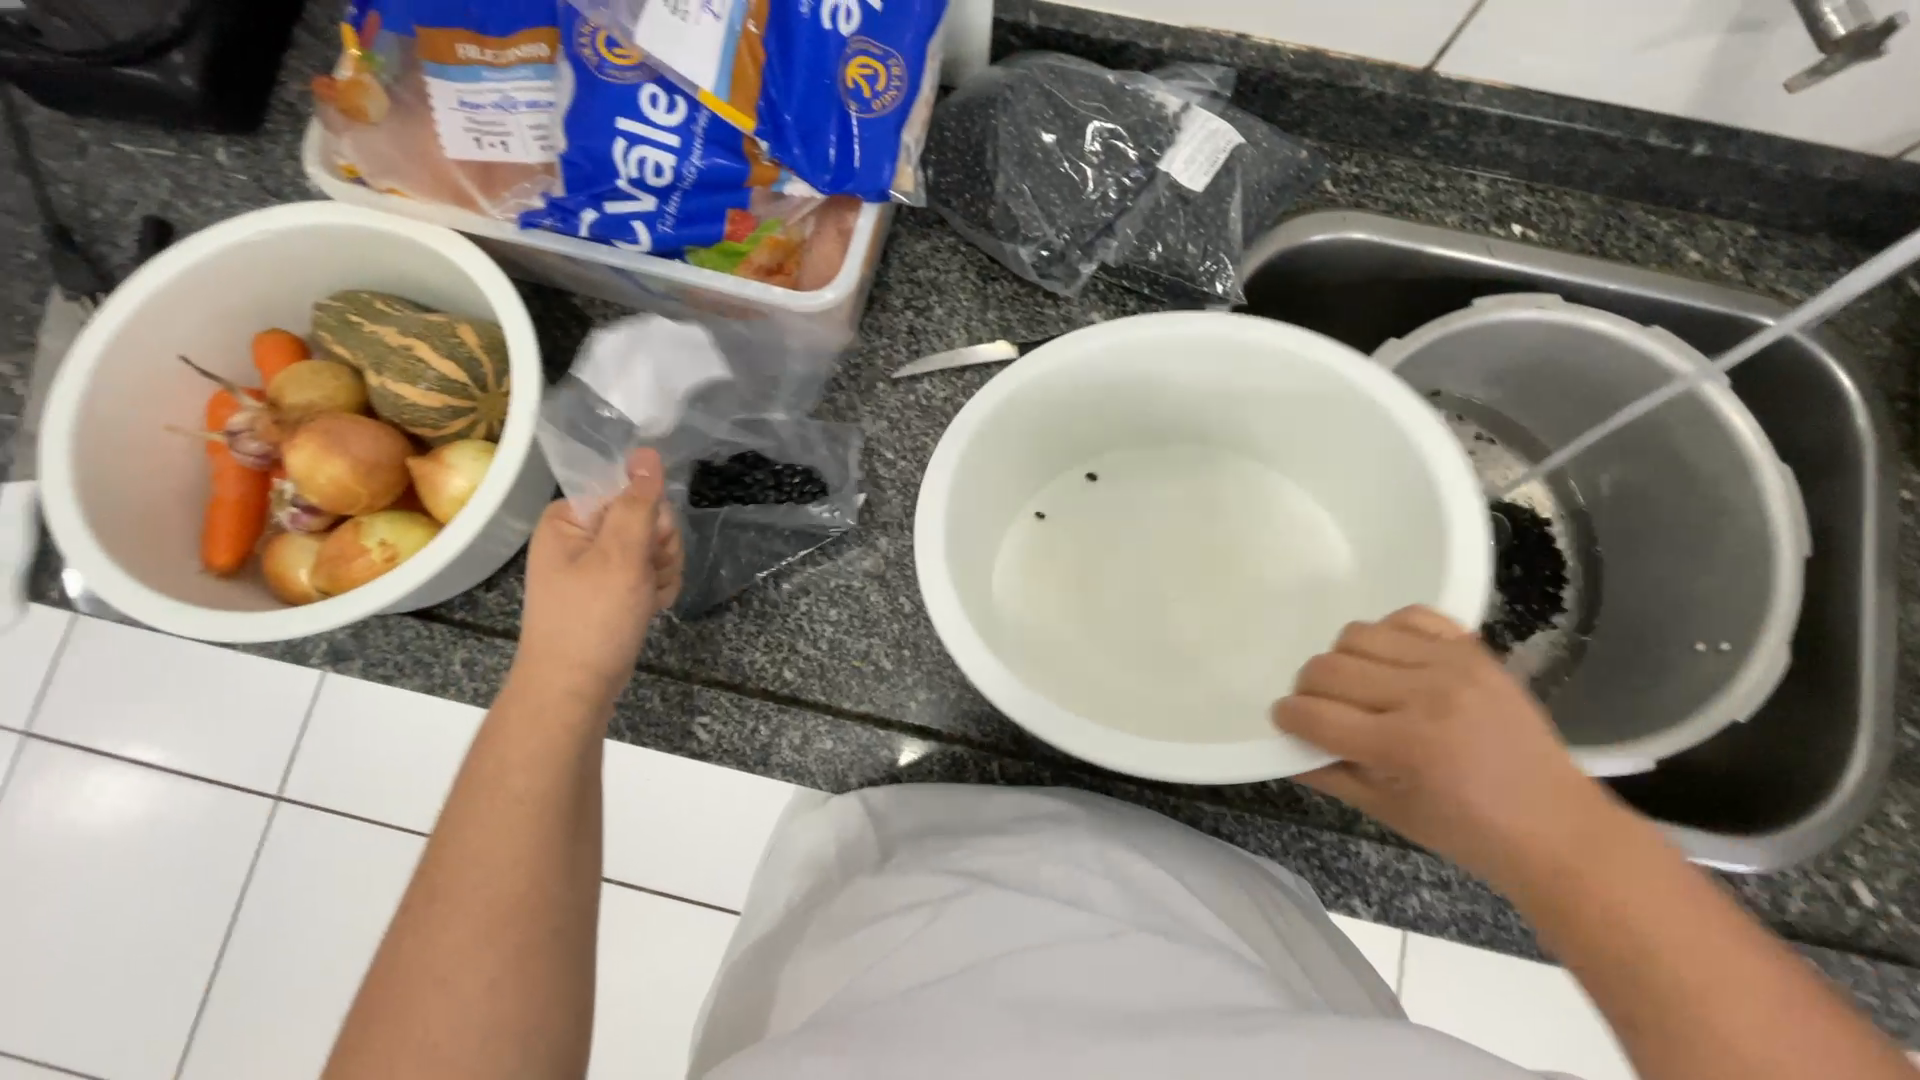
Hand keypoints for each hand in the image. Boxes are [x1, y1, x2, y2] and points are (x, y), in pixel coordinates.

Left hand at [515, 448, 683, 704]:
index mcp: (569, 518)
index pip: (630, 491)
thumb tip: (647, 451)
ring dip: (662, 573)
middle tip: (646, 580)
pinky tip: (647, 609)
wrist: (573, 690)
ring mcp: (594, 564)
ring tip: (645, 601)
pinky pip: (648, 573)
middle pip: (646, 518)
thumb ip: (638, 502)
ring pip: (654, 547)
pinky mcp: (608, 589)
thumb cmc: (592, 621)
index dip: (650, 518)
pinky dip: (656, 590)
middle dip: (659, 550)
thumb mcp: (620, 557)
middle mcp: (579, 535)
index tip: (647, 549)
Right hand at [1271, 606, 1625, 892]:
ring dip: (1344, 661)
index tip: (1288, 725)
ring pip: (1358, 634)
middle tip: (1322, 712)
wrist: (1557, 828)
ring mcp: (1454, 667)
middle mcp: (1427, 696)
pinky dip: (1389, 634)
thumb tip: (1287, 744)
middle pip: (1328, 668)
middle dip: (1308, 691)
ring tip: (1361, 688)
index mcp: (1405, 746)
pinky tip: (1394, 664)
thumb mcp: (1388, 813)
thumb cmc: (1470, 833)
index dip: (1287, 719)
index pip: (1313, 714)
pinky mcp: (1474, 651)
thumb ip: (1329, 773)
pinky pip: (1411, 616)